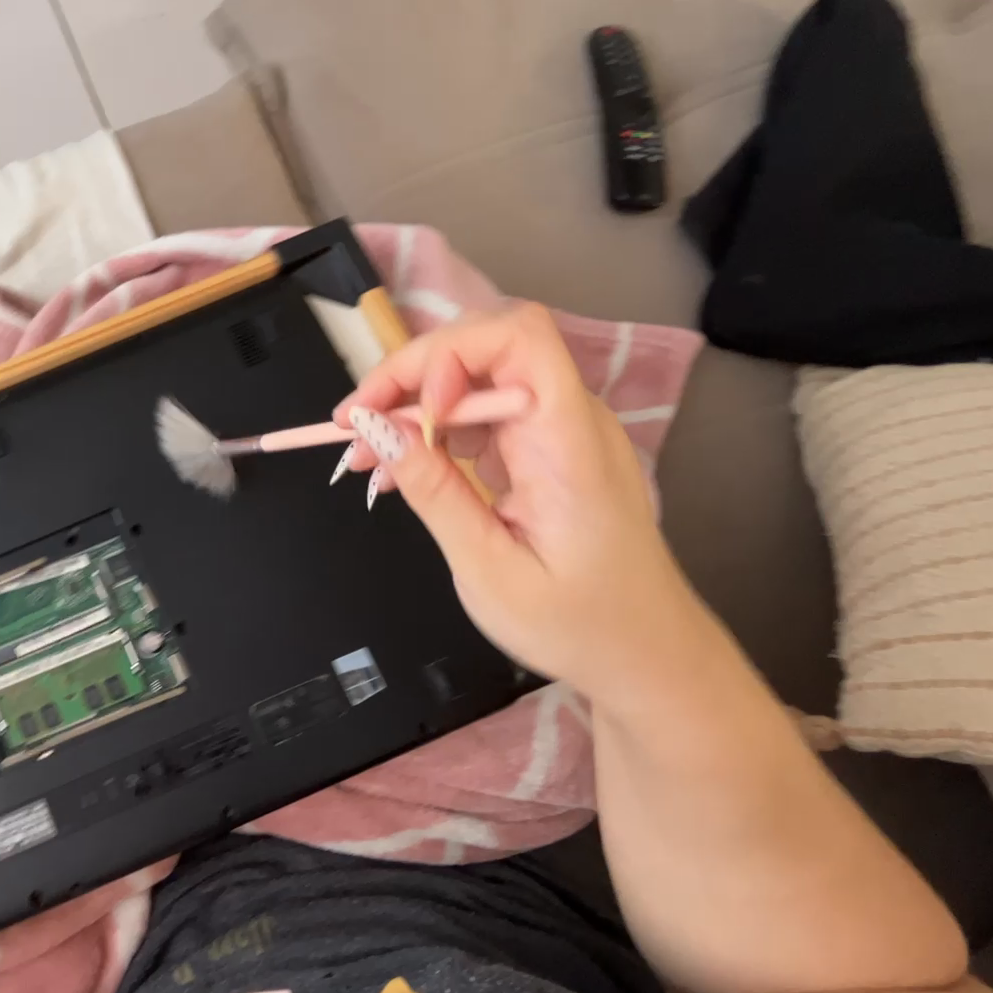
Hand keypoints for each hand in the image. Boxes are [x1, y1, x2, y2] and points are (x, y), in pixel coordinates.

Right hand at [335, 303, 716, 697]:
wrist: (641, 652)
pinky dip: (430, 438)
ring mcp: (555, 433)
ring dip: (410, 411)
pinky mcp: (540, 452)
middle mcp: (567, 420)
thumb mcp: (488, 566)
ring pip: (472, 384)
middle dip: (408, 381)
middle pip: (484, 353)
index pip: (515, 339)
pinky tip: (398, 474)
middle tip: (351, 432)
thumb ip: (434, 492)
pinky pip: (477, 421)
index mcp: (568, 442)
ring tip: (363, 462)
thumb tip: (375, 430)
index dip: (444, 355)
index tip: (391, 412)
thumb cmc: (574, 623)